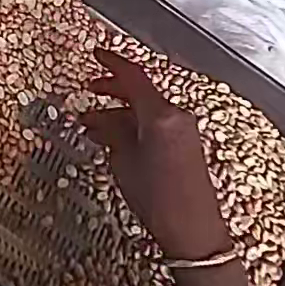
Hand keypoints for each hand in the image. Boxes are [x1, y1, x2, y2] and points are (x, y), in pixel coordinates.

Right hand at [81, 49, 231, 260]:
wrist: (194, 231)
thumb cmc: (156, 197)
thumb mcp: (124, 162)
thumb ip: (111, 132)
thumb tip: (98, 117)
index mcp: (160, 115)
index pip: (133, 76)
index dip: (112, 63)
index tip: (96, 54)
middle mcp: (175, 115)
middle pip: (140, 91)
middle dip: (112, 89)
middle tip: (90, 90)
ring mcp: (184, 129)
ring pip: (146, 109)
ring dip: (120, 112)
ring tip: (93, 124)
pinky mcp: (186, 143)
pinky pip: (156, 123)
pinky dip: (135, 124)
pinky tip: (116, 138)